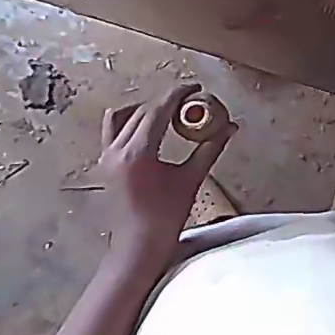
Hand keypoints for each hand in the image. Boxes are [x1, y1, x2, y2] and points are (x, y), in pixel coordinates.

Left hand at [97, 84, 234, 255]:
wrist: (138, 246)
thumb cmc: (166, 217)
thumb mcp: (191, 179)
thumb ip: (210, 149)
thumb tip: (230, 127)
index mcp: (139, 153)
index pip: (158, 110)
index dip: (177, 94)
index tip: (194, 88)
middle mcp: (117, 150)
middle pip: (142, 111)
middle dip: (166, 101)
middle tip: (188, 101)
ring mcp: (107, 156)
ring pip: (123, 116)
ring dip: (145, 109)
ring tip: (167, 113)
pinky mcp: (104, 164)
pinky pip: (113, 131)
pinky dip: (130, 122)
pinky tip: (148, 129)